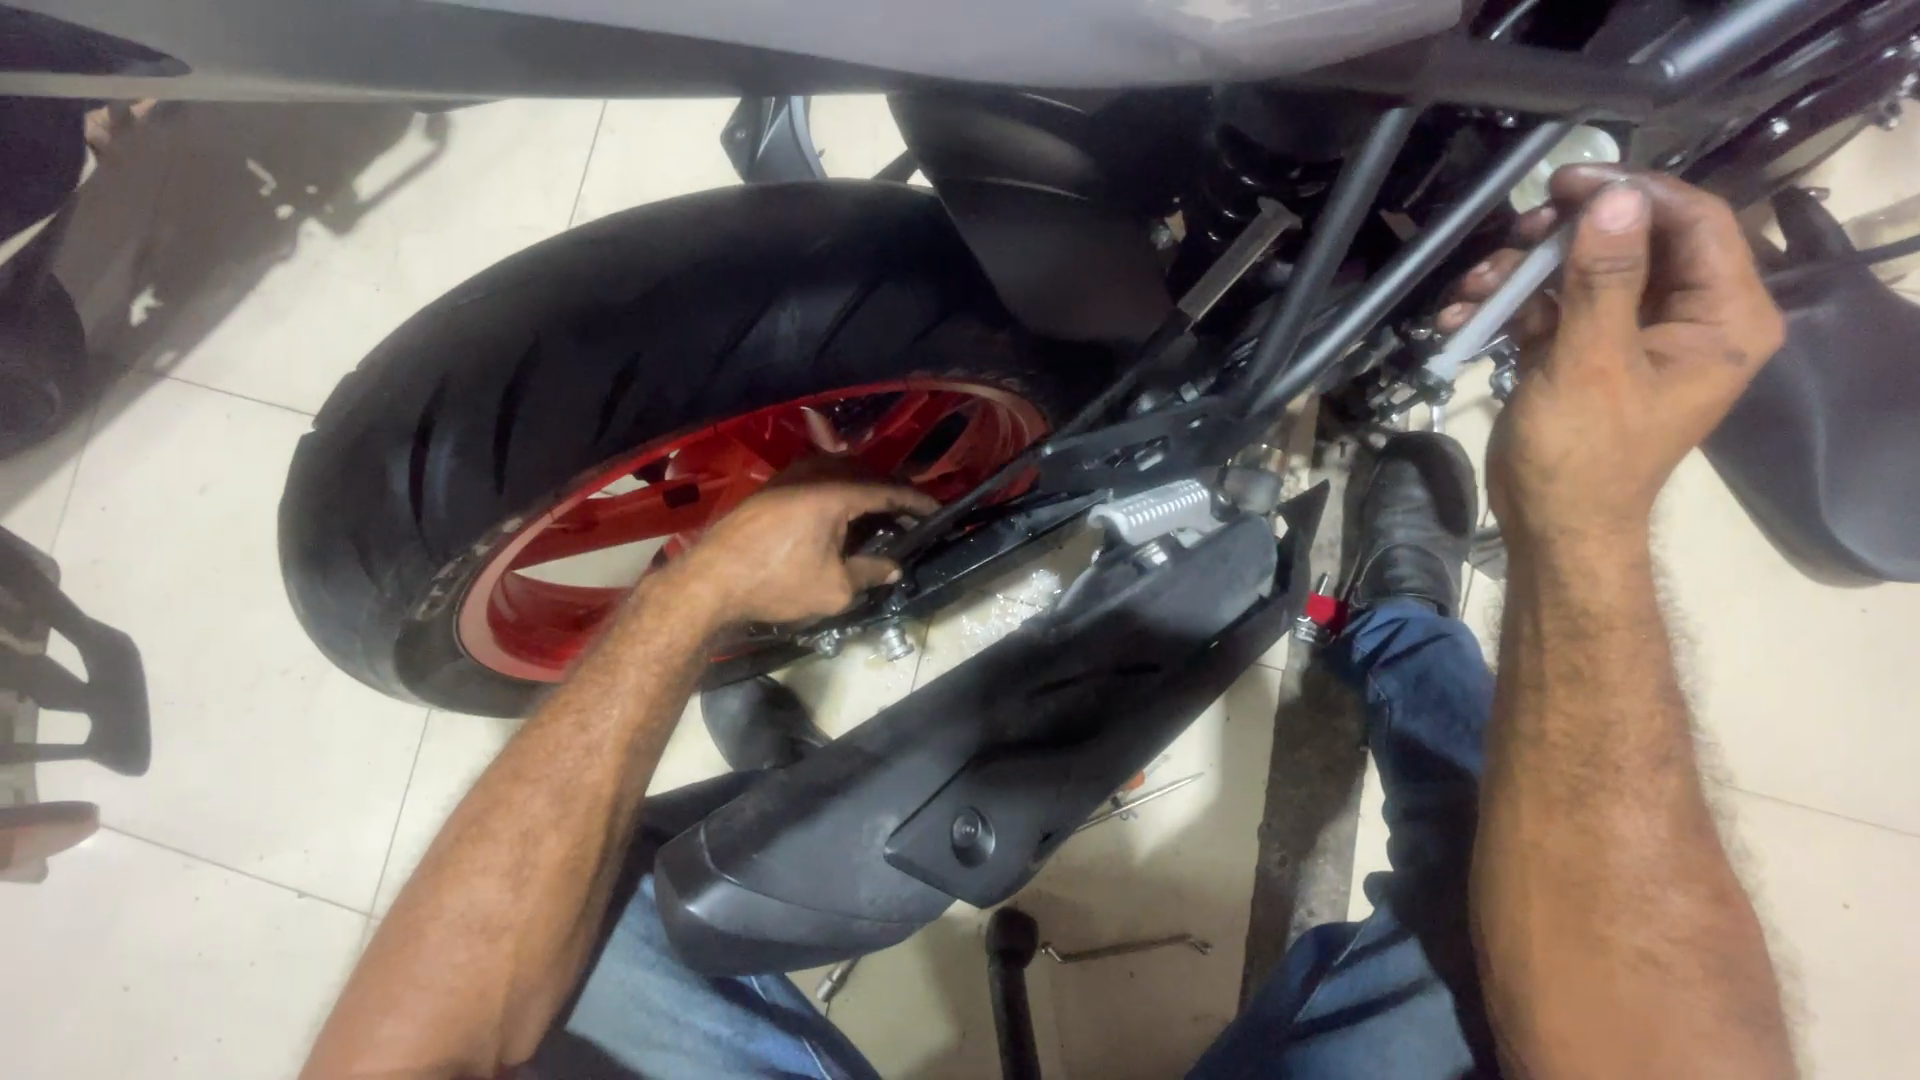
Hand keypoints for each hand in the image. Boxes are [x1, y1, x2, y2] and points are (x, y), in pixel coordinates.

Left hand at [660, 469, 937, 625]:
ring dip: (862, 487)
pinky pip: (816, 478)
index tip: (936, 510)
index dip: (916, 501)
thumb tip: (894, 568)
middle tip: (908, 511)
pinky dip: (838, 489)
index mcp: (835, 492)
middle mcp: (813, 474)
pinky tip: (838, 512)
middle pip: (864, 472)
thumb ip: (870, 573)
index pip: (888, 490)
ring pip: (837, 471)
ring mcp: (787, 478)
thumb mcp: (834, 588)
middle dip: (891, 490)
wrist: (709, 582)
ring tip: (877, 510)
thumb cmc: (776, 584)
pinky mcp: (770, 489)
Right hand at [1440, 166, 1784, 557]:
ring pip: (1580, 273)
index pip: (1696, 223)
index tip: (1567, 182)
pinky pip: (1549, 309)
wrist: (1550, 524)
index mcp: (1721, 318)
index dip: (1634, 194)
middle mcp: (1684, 317)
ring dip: (1521, 274)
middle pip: (1631, 242)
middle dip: (1564, 237)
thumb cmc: (1582, 454)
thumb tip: (1613, 199)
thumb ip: (1604, 279)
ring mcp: (1627, 335)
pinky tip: (1462, 317)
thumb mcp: (1591, 364)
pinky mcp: (1581, 353)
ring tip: (1471, 288)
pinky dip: (1507, 308)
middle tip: (1514, 233)